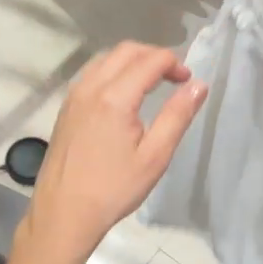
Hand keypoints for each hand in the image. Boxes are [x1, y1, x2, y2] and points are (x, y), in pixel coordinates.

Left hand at [23, 42, 206, 261]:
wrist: (64, 212)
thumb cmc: (114, 188)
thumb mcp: (155, 156)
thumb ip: (178, 116)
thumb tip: (198, 85)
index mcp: (115, 98)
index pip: (150, 60)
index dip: (174, 64)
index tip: (189, 82)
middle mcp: (91, 87)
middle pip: (126, 51)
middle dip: (154, 56)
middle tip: (175, 77)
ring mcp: (74, 96)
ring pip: (106, 59)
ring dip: (133, 61)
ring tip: (152, 82)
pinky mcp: (66, 107)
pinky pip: (92, 73)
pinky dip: (113, 71)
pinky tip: (125, 95)